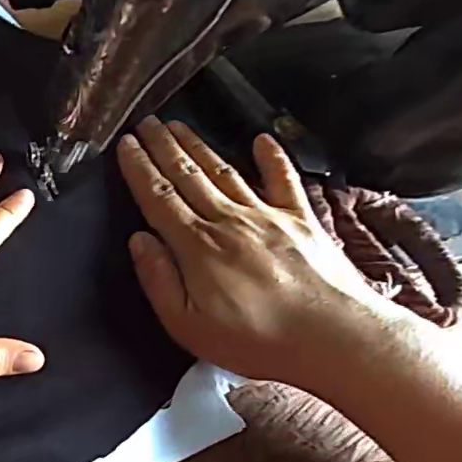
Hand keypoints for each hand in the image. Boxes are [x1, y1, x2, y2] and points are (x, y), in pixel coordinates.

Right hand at [117, 117, 414, 391]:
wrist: (336, 339)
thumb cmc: (253, 340)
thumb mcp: (186, 324)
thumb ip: (157, 279)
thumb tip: (138, 240)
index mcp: (197, 246)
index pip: (158, 198)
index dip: (139, 169)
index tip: (125, 145)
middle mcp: (229, 221)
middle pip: (188, 176)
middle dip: (163, 146)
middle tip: (145, 122)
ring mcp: (268, 216)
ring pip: (225, 171)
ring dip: (199, 146)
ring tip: (179, 125)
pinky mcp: (302, 221)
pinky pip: (283, 180)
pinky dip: (272, 158)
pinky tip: (261, 139)